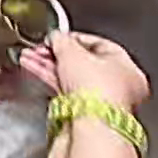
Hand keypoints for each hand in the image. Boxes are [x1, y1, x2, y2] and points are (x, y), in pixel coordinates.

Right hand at [18, 31, 150, 110]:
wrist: (91, 122)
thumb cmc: (95, 88)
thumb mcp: (72, 51)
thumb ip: (61, 39)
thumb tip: (55, 36)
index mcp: (127, 68)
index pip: (98, 44)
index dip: (73, 38)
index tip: (57, 36)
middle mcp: (120, 84)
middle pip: (82, 61)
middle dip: (56, 53)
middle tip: (40, 47)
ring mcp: (103, 100)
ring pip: (71, 75)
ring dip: (48, 64)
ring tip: (29, 56)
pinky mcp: (87, 112)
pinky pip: (66, 88)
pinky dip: (49, 77)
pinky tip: (34, 68)